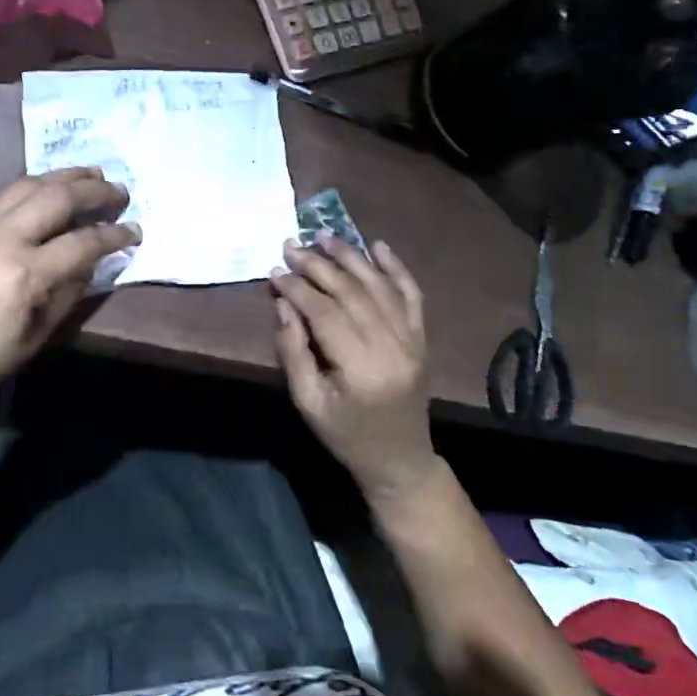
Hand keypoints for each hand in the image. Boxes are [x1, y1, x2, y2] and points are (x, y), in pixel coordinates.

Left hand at [0, 168, 139, 429]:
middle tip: (119, 189)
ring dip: (62, 177)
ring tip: (89, 174)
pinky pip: (3, 198)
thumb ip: (67, 295)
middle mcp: (1, 240)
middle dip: (94, 189)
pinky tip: (46, 192)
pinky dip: (32, 188)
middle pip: (56, 197)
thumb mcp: (32, 339)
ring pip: (26, 186)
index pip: (83, 242)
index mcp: (23, 275)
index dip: (115, 234)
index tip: (135, 230)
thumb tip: (91, 264)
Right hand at [271, 233, 438, 503]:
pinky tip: (379, 246)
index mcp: (361, 368)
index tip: (274, 270)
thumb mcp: (308, 401)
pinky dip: (397, 268)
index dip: (297, 288)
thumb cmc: (345, 435)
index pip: (324, 313)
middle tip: (292, 244)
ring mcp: (412, 340)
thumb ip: (293, 351)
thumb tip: (283, 303)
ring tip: (325, 235)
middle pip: (351, 293)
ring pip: (379, 287)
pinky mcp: (422, 338)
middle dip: (318, 265)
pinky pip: (412, 295)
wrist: (400, 460)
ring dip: (351, 257)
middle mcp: (392, 347)